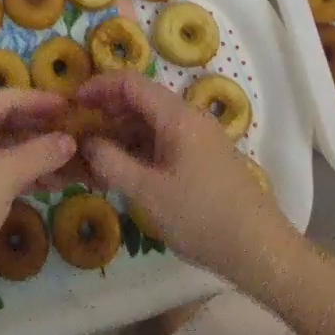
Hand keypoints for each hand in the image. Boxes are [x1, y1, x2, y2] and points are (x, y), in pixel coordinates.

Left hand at [0, 89, 74, 281]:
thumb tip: (70, 140)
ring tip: (73, 163)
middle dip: (40, 130)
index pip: (7, 98)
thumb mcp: (6, 174)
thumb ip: (40, 153)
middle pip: (6, 122)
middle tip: (76, 134)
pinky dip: (23, 174)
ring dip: (36, 155)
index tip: (71, 105)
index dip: (40, 100)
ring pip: (4, 149)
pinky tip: (52, 184)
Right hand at [76, 72, 286, 277]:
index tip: (72, 104)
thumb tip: (87, 141)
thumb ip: (112, 162)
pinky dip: (140, 145)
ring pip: (152, 120)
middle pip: (141, 98)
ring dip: (121, 130)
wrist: (262, 252)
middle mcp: (190, 117)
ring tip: (95, 153)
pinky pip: (165, 138)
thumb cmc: (203, 218)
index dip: (98, 86)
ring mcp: (200, 137)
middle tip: (79, 131)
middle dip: (107, 110)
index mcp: (177, 116)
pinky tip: (124, 169)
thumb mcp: (148, 193)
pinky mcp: (205, 157)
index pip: (130, 82)